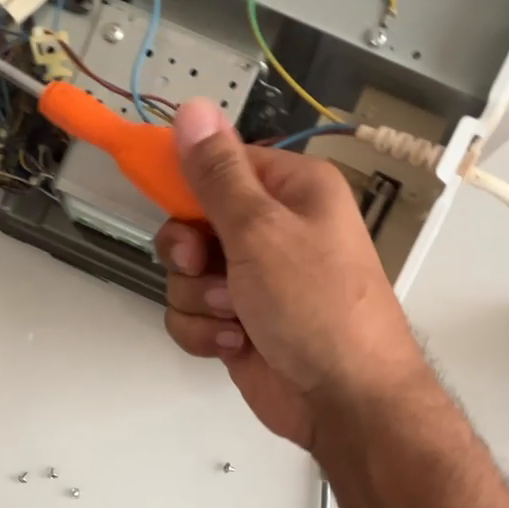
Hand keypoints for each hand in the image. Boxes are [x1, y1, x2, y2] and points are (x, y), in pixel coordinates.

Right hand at [154, 100, 430, 449]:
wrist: (344, 398)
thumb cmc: (317, 306)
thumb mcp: (262, 230)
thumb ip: (217, 175)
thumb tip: (193, 109)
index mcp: (288, 192)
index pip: (218, 166)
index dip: (186, 184)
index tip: (164, 199)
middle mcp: (268, 232)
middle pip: (190, 224)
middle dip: (189, 255)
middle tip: (208, 268)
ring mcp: (250, 283)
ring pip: (184, 277)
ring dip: (200, 301)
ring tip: (237, 318)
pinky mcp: (235, 326)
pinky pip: (190, 316)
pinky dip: (203, 333)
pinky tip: (234, 344)